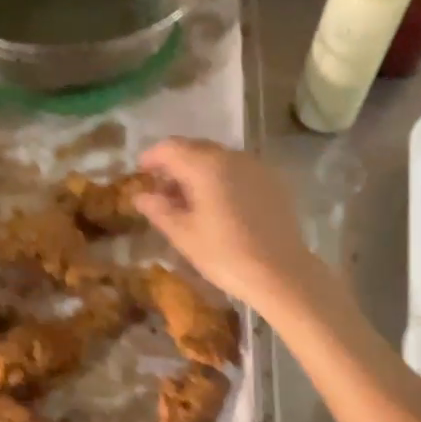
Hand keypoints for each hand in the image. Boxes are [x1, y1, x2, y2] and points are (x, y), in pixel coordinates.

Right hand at [133, 138, 320, 309]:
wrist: (280, 273)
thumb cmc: (225, 255)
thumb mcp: (184, 235)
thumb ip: (158, 210)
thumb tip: (140, 196)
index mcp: (206, 166)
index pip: (171, 148)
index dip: (152, 158)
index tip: (140, 173)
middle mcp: (232, 156)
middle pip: (196, 149)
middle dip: (175, 165)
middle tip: (161, 190)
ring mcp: (256, 167)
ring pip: (218, 159)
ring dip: (198, 172)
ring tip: (187, 201)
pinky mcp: (272, 182)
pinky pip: (238, 171)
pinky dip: (220, 179)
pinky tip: (216, 205)